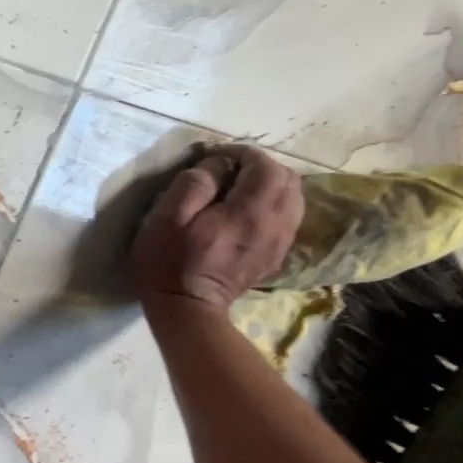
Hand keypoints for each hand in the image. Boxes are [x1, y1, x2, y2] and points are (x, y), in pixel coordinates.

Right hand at [130, 145, 304, 315]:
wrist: (187, 308)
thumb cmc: (169, 260)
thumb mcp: (168, 216)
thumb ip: (194, 183)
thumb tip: (215, 166)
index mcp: (250, 213)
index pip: (266, 167)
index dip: (243, 153)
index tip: (215, 157)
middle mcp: (275, 225)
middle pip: (289, 179)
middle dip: (261, 166)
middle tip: (228, 170)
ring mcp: (279, 243)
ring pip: (294, 198)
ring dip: (270, 184)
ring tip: (237, 187)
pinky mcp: (276, 255)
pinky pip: (288, 218)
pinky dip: (273, 203)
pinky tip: (244, 210)